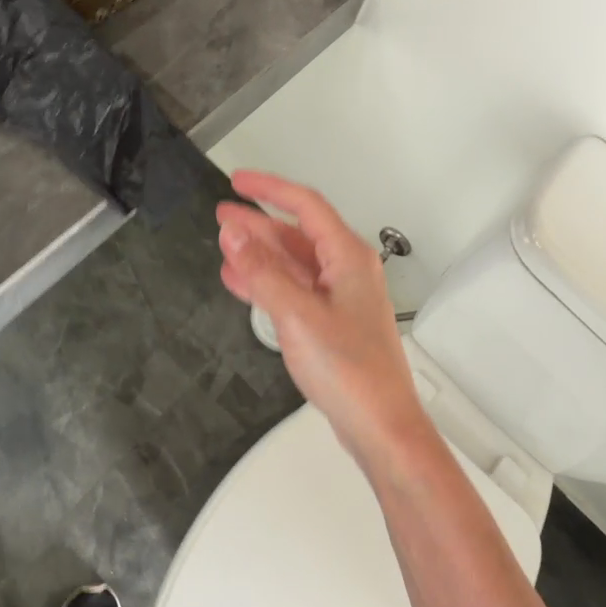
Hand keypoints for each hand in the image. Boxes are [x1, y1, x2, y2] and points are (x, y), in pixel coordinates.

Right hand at [216, 171, 430, 463]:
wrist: (380, 425)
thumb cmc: (352, 372)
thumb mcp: (298, 314)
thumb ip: (263, 272)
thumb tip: (235, 234)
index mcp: (348, 258)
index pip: (306, 206)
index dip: (270, 189)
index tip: (238, 181)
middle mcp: (348, 272)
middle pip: (299, 234)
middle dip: (260, 223)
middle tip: (224, 216)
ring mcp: (342, 299)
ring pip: (296, 263)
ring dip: (261, 254)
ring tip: (226, 248)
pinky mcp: (334, 324)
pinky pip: (297, 290)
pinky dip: (269, 283)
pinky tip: (244, 284)